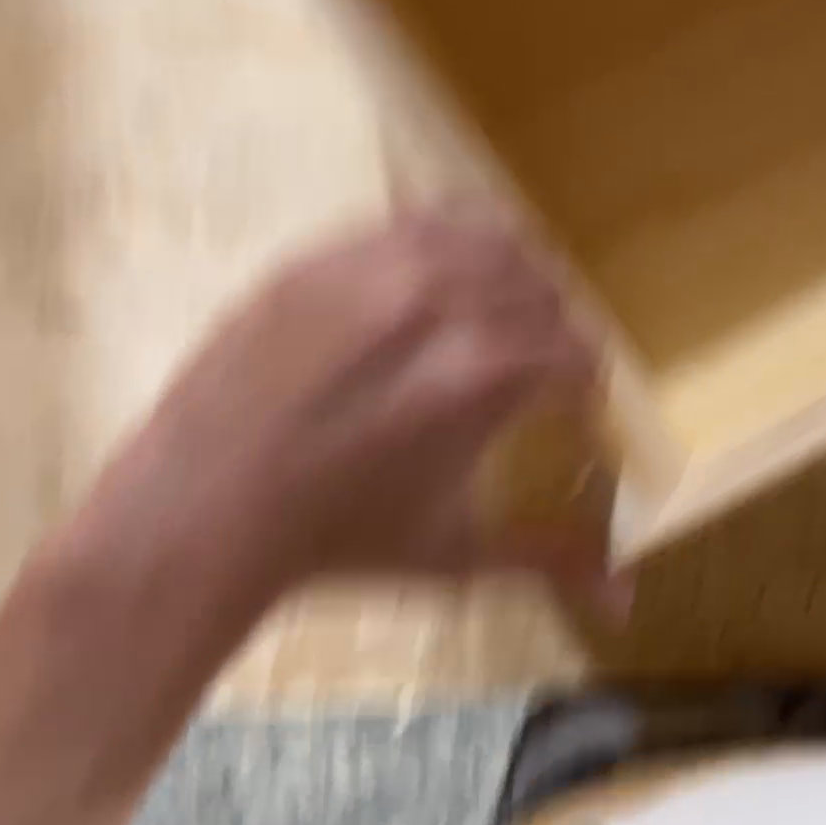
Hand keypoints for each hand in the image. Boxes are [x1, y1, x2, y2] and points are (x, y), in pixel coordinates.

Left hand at [63, 211, 624, 614]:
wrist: (196, 519)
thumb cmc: (344, 543)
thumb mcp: (463, 555)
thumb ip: (557, 563)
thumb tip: (629, 604)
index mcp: (485, 377)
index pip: (581, 351)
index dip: (588, 382)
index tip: (575, 407)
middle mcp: (440, 307)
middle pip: (547, 291)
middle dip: (559, 332)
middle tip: (542, 367)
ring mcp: (376, 273)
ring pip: (494, 243)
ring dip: (519, 281)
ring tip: (506, 317)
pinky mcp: (324, 259)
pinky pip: (422, 220)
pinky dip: (458, 240)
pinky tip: (454, 273)